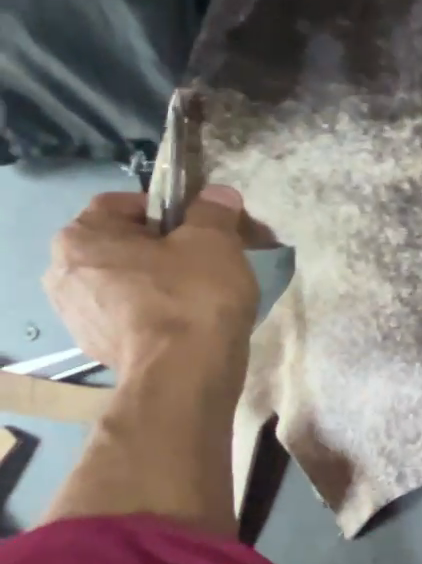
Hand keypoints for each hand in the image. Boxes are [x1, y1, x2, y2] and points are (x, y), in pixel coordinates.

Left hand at [42, 186, 258, 382]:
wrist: (183, 369)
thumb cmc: (194, 295)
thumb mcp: (215, 242)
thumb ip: (213, 212)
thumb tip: (217, 194)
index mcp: (82, 237)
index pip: (123, 203)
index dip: (171, 207)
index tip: (207, 225)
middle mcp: (62, 268)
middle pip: (124, 242)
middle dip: (168, 245)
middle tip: (214, 258)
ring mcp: (73, 309)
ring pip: (125, 278)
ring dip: (161, 277)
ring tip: (205, 292)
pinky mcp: (93, 340)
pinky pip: (127, 310)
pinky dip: (155, 308)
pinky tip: (189, 319)